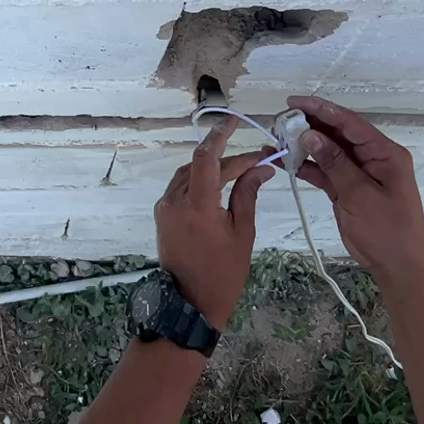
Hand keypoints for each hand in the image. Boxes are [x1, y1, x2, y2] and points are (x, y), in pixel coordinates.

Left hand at [154, 116, 273, 328]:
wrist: (190, 302)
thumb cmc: (223, 273)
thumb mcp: (243, 233)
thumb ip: (248, 195)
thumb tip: (261, 167)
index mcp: (197, 204)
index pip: (207, 156)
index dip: (221, 134)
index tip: (237, 121)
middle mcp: (175, 199)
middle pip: (201, 164)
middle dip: (230, 157)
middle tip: (259, 158)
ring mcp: (165, 205)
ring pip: (189, 172)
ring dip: (213, 166)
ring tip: (242, 167)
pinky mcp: (162, 212)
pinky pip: (181, 185)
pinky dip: (200, 179)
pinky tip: (218, 182)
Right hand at [286, 95, 423, 285]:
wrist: (398, 269)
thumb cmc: (387, 231)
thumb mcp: (360, 195)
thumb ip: (334, 163)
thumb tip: (309, 134)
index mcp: (384, 153)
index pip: (349, 123)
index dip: (321, 109)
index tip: (294, 102)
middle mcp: (371, 157)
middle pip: (336, 133)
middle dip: (307, 125)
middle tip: (278, 121)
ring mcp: (358, 172)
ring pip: (326, 150)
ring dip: (302, 145)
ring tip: (275, 138)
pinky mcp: (346, 187)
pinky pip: (323, 170)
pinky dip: (304, 165)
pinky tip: (282, 160)